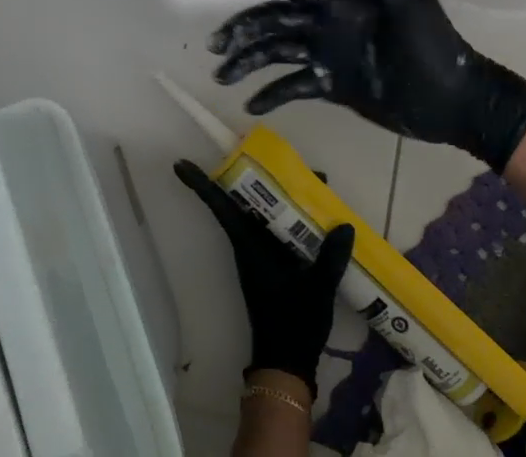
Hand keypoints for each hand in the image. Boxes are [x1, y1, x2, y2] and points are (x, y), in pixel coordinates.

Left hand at [174, 160, 354, 391]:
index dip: (201, 185)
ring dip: (281, 196)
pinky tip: (316, 213)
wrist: (286, 362)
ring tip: (315, 182)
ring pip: (262, 215)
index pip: (221, 209)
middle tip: (290, 163)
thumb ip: (330, 257)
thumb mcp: (316, 290)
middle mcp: (249, 247)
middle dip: (260, 178)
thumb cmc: (293, 325)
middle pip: (244, 202)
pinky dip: (292, 217)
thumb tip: (345, 224)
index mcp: (250, 249)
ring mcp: (260, 255)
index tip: (180, 165)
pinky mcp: (272, 264)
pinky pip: (276, 230)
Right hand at [209, 0, 525, 171]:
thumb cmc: (437, 48)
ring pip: (276, 52)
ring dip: (248, 61)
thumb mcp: (412, 4)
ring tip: (223, 76)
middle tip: (215, 46)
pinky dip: (271, 94)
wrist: (457, 101)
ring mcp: (329, 56)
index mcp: (344, 2)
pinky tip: (252, 105)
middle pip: (274, 21)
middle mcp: (329, 25)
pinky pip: (294, 87)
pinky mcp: (333, 87)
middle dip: (242, 29)